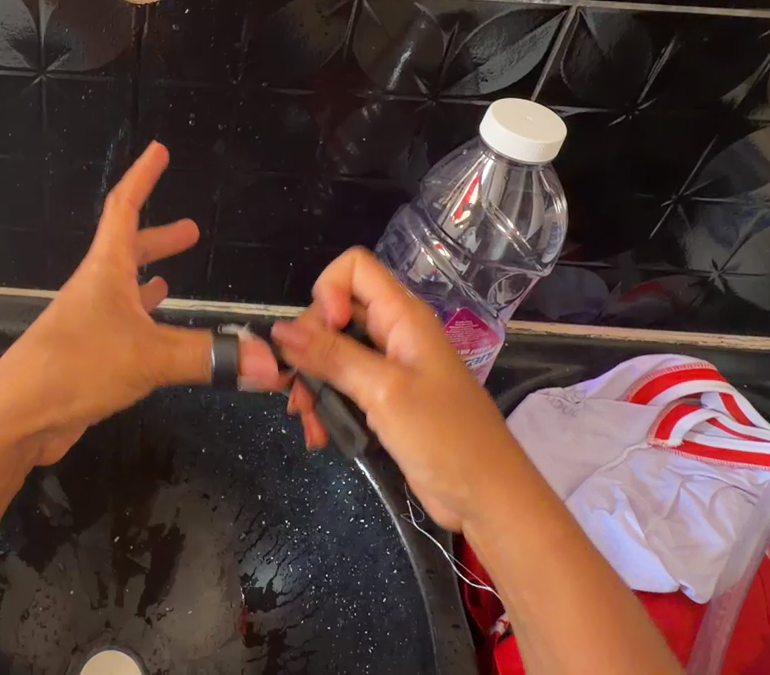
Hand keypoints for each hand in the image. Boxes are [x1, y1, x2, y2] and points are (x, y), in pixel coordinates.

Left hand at [0, 142, 280, 463]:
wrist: (19, 416)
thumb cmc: (78, 366)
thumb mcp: (150, 357)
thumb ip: (210, 357)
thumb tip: (272, 364)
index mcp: (106, 269)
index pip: (125, 207)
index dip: (143, 177)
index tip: (158, 151)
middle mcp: (96, 288)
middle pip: (128, 249)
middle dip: (160, 238)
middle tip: (192, 232)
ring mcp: (90, 320)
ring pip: (126, 289)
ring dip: (151, 279)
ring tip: (177, 277)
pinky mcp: (90, 353)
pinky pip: (124, 326)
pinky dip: (146, 321)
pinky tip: (159, 331)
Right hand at [272, 247, 502, 530]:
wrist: (489, 500)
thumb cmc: (446, 437)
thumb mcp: (384, 391)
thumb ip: (331, 356)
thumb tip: (279, 329)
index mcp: (403, 316)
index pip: (354, 268)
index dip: (329, 291)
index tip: (324, 330)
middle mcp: (394, 333)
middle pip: (334, 311)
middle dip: (308, 345)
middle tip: (298, 384)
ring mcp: (389, 367)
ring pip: (332, 351)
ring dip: (312, 381)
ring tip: (306, 418)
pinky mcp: (384, 399)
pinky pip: (342, 385)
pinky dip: (326, 404)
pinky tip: (319, 433)